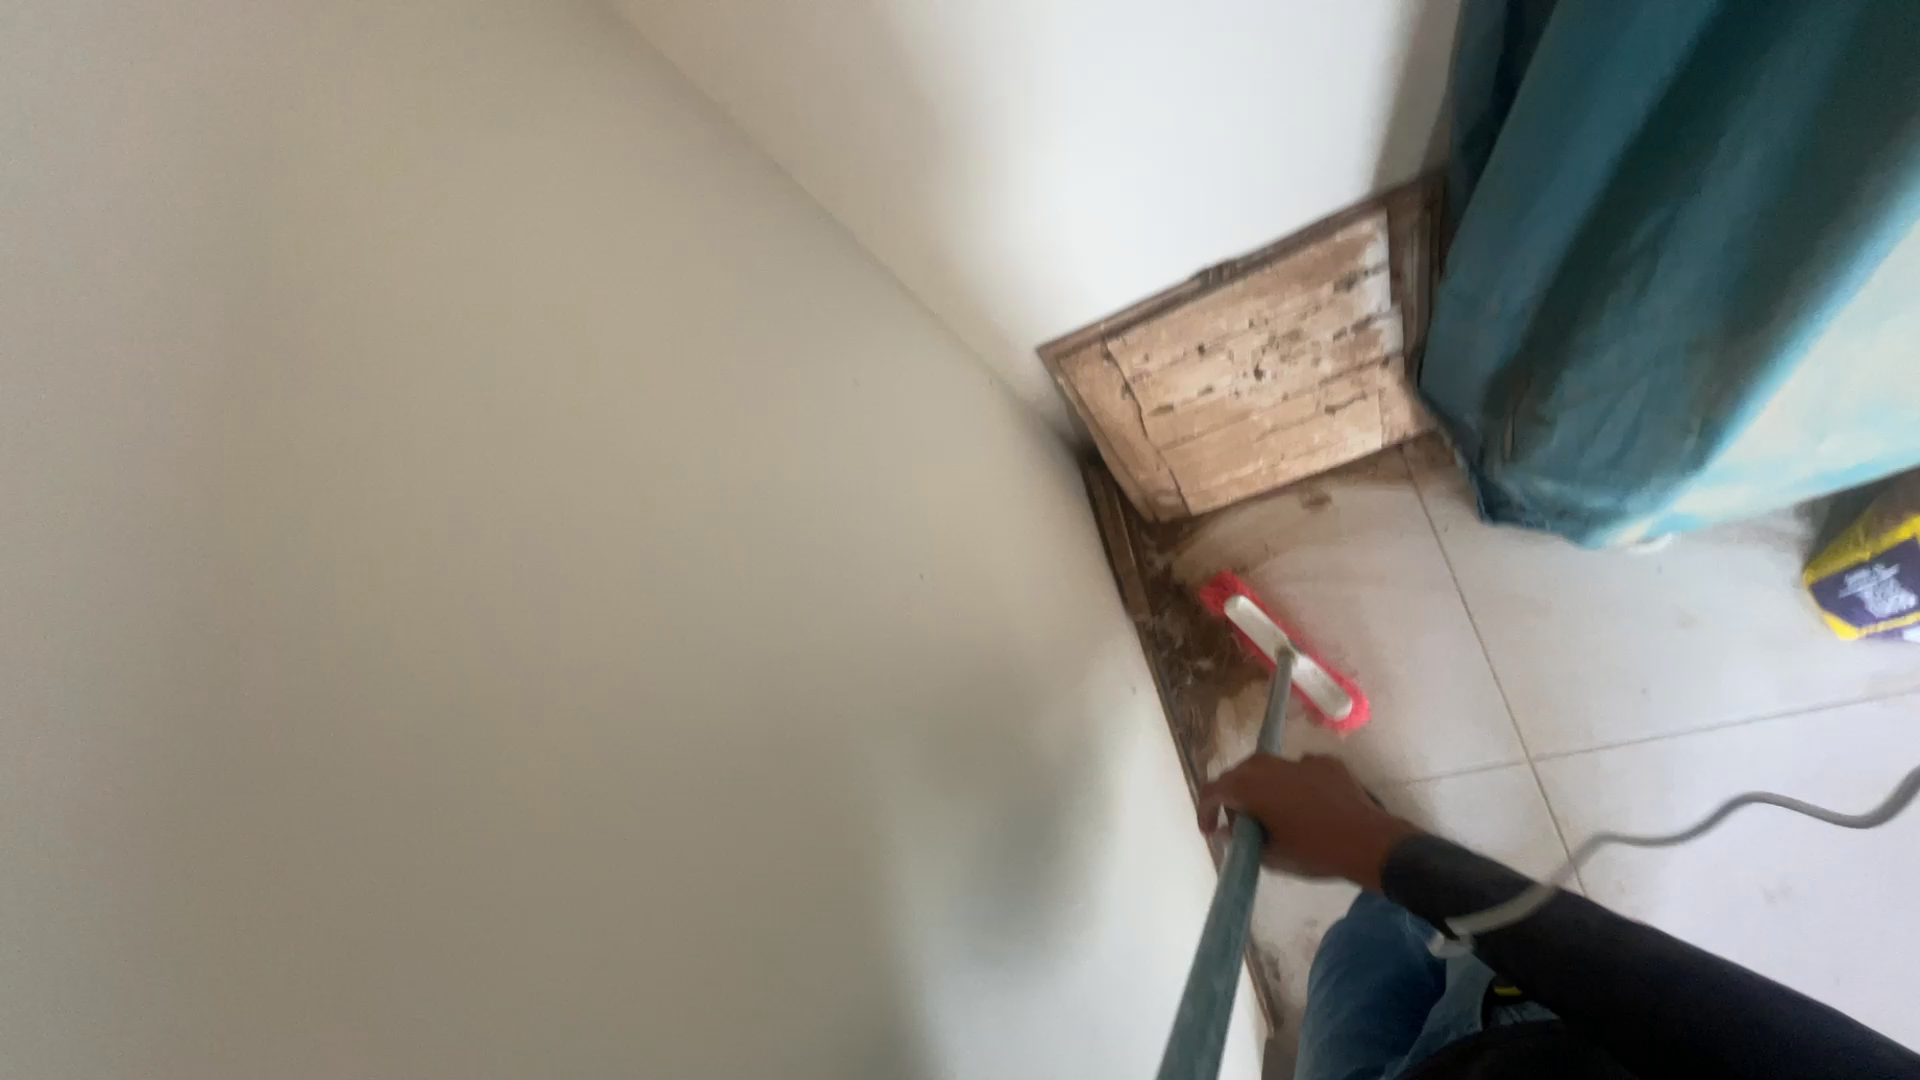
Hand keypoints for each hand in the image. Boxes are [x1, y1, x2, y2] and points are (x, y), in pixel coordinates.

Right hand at [1197, 754, 1422, 890]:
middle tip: (1243, 825)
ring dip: (1263, 788)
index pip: (1213, 789)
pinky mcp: (1324, 763)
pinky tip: (1307, 806)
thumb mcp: (1272, 856)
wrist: (1371, 842)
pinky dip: (1295, 786)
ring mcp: (1297, 760)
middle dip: (1235, 797)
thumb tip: (1228, 832)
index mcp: (1248, 786)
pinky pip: (1299, 771)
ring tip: (1274, 812)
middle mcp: (1267, 765)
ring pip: (1268, 769)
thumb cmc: (1314, 852)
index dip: (1206, 809)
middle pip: (1238, 774)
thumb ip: (1244, 841)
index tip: (1210, 830)